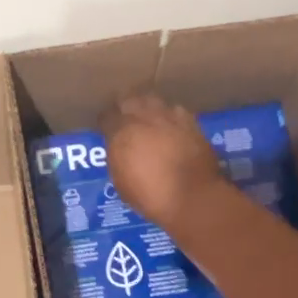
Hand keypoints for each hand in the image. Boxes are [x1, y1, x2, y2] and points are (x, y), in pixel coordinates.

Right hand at [99, 93, 226, 232]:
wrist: (193, 197)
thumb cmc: (151, 196)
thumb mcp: (121, 182)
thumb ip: (117, 159)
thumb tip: (119, 150)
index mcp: (121, 133)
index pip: (106, 117)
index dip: (105, 123)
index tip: (106, 130)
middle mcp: (143, 118)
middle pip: (128, 100)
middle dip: (124, 108)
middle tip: (125, 120)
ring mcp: (168, 117)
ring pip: (152, 100)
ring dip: (147, 108)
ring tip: (147, 119)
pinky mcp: (190, 122)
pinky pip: (175, 111)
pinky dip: (169, 116)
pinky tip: (171, 127)